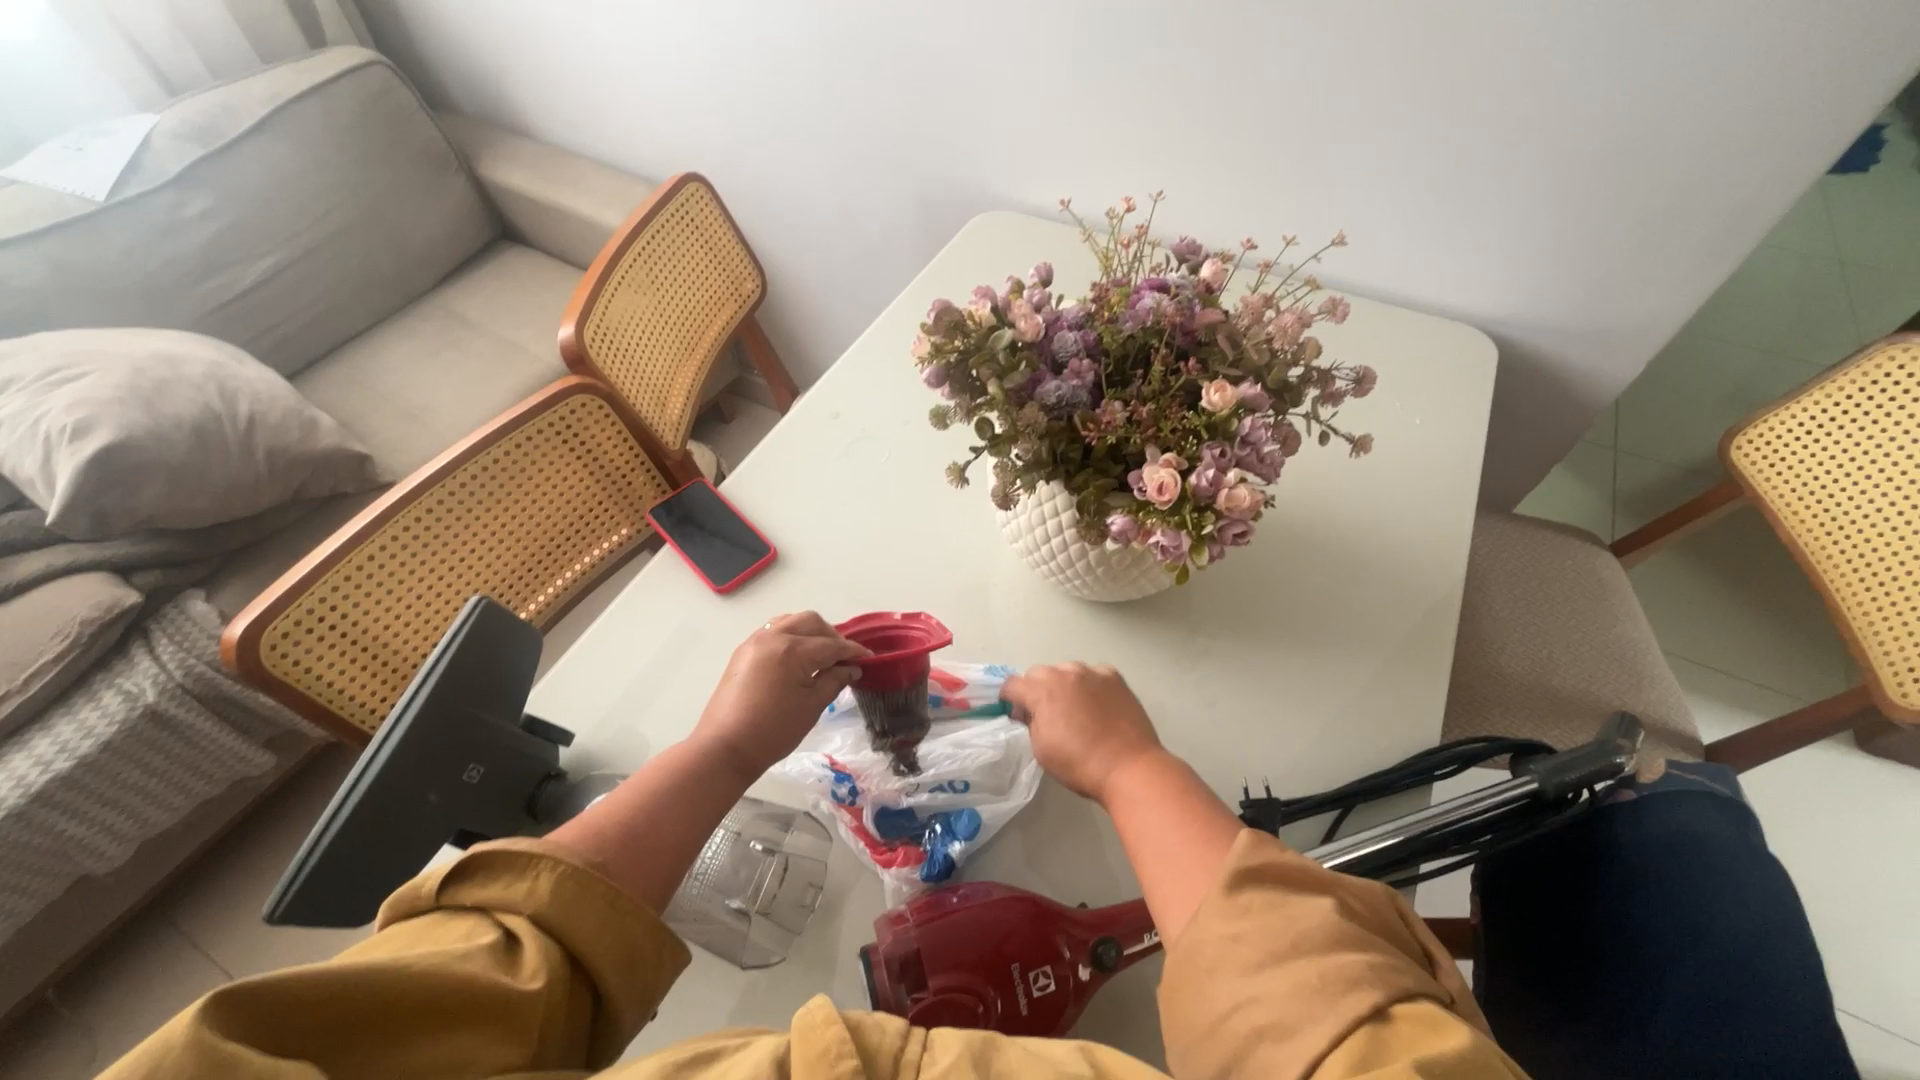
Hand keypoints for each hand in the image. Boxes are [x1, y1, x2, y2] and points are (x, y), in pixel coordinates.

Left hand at [692, 612, 868, 780]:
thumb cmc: (774, 731)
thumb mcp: (812, 706)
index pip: (832, 645)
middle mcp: (773, 637)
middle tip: (843, 658)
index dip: (853, 652)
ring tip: (821, 654)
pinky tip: (798, 657)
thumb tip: (851, 668)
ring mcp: (755, 642)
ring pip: (790, 621)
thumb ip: (834, 681)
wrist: (725, 748)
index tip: (869, 658)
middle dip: (831, 636)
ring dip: (810, 632)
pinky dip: (790, 636)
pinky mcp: (743, 652)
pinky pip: (773, 631)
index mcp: (793, 650)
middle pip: (811, 622)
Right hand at [1000, 663, 1166, 805]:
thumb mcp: (1041, 749)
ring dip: (1063, 684)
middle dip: (1036, 689)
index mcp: (1042, 692)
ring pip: (1066, 670)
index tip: (1017, 714)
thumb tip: (1031, 712)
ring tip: (1074, 707)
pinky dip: (1089, 684)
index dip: (1010, 699)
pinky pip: (1093, 674)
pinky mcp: (1115, 677)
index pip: (1012, 684)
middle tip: (1045, 713)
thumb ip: (1031, 723)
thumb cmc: (1079, 764)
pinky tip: (1096, 704)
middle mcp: (1065, 673)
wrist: (1128, 767)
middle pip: (1039, 673)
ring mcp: (1093, 672)